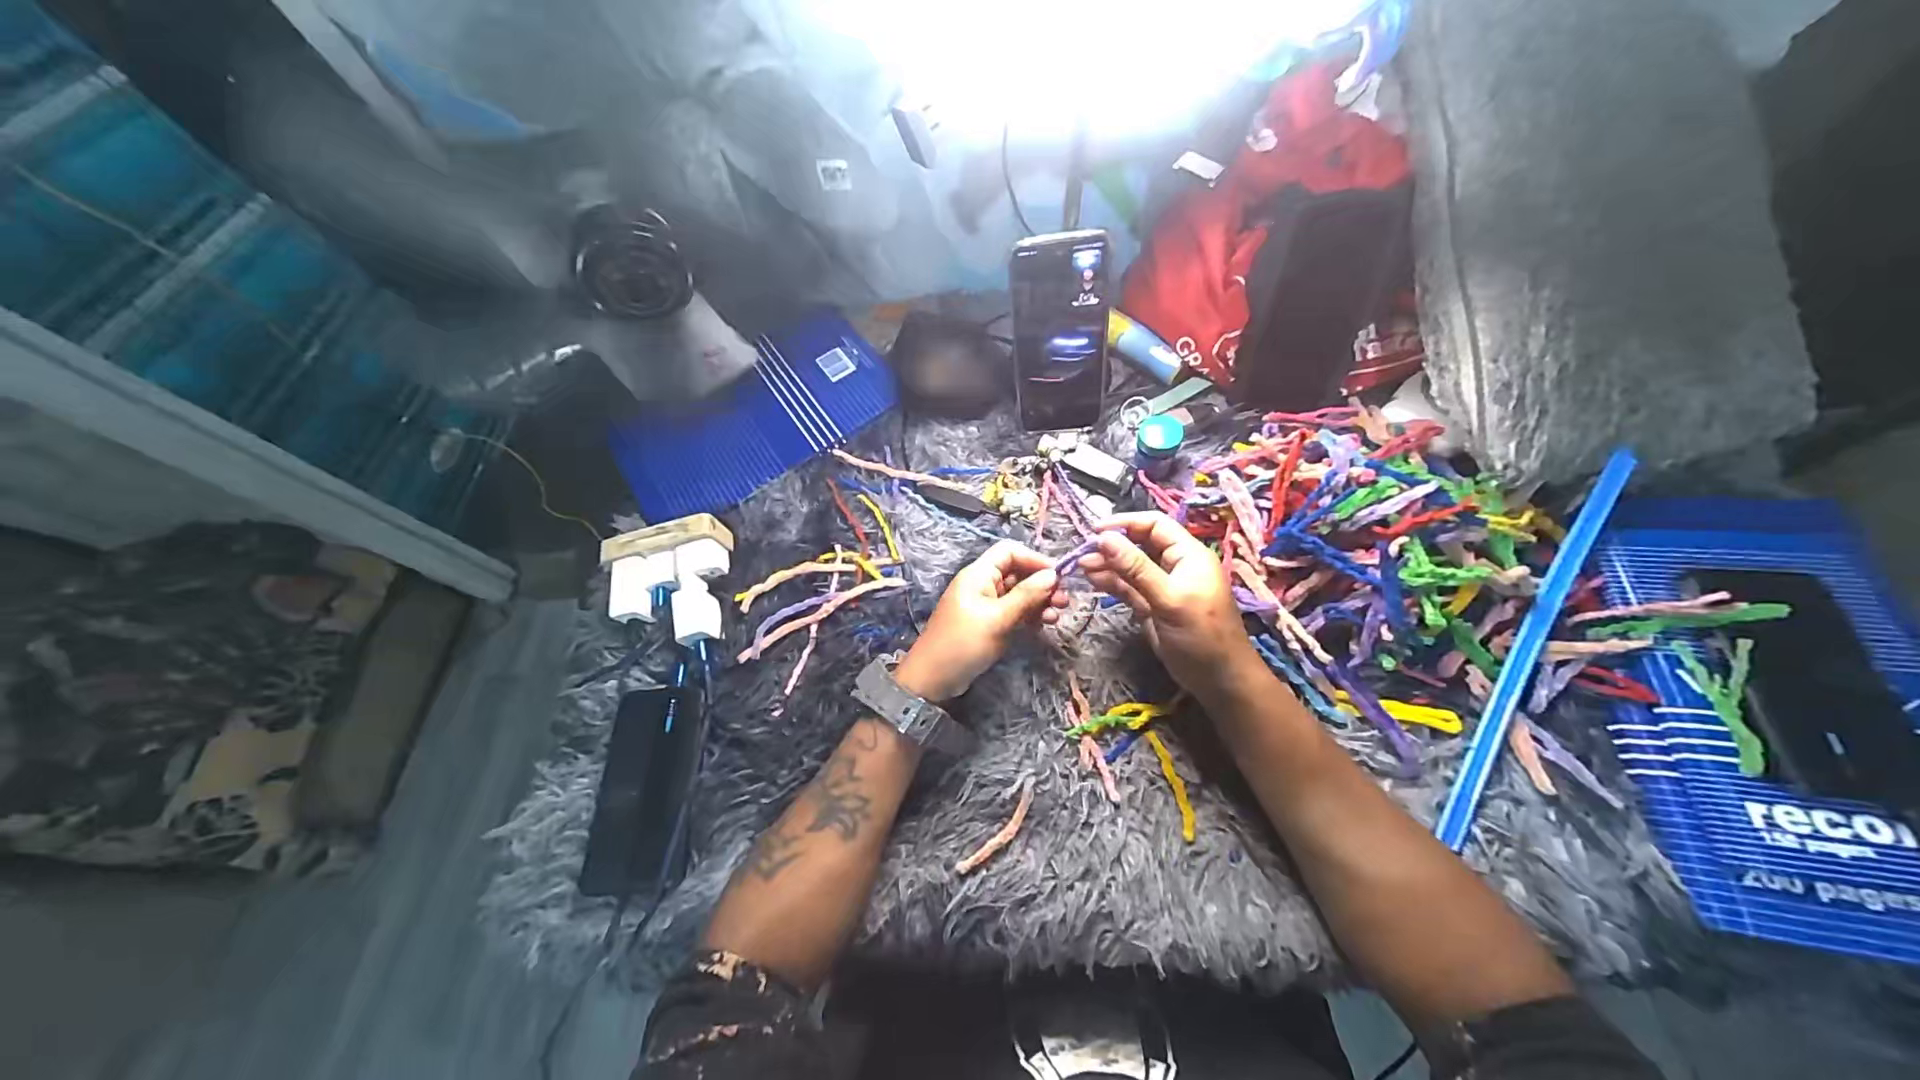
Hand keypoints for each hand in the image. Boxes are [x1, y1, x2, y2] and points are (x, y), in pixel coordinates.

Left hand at [894, 541, 1068, 700]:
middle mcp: (982, 584)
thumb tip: (1053, 574)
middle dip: (1042, 584)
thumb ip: (1026, 595)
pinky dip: (1029, 615)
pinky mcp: (988, 623)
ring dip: (1039, 601)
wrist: (932, 679)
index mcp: (978, 574)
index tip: (1058, 576)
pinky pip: (1013, 611)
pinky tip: (1043, 625)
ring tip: (1056, 616)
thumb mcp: (998, 618)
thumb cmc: (963, 643)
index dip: (1035, 559)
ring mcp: (985, 605)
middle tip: (1064, 601)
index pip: (1010, 551)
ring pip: (1018, 594)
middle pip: (1017, 572)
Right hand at [1078, 512, 1264, 703]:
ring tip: (1081, 566)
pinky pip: (1128, 587)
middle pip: (1139, 544)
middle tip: (1082, 552)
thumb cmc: (1201, 635)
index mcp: (1188, 555)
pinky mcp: (1151, 606)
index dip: (1125, 523)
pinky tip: (1092, 579)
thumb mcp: (1168, 599)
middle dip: (1112, 545)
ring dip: (1107, 564)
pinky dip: (1111, 582)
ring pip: (1130, 567)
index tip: (1094, 529)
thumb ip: (1136, 568)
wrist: (1219, 680)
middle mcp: (1174, 566)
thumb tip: (1104, 538)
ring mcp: (1162, 587)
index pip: (1155, 525)